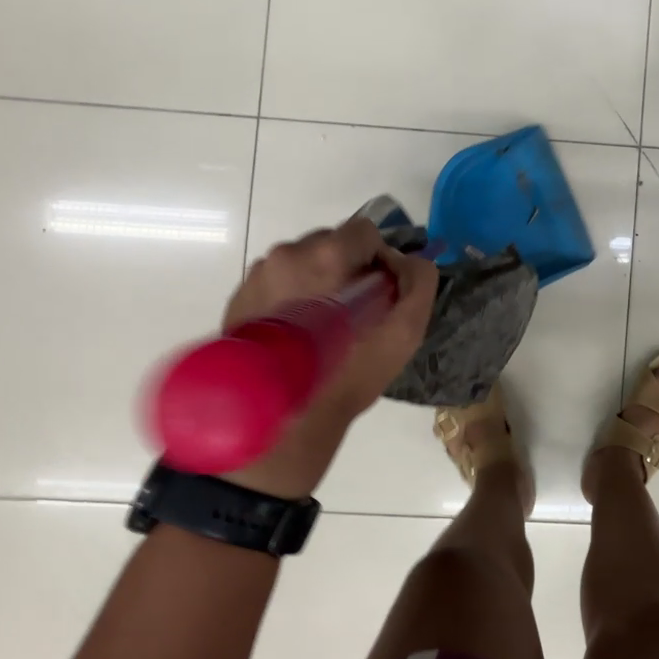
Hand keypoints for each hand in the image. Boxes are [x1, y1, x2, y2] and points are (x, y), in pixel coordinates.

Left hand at [218, 216, 437, 497]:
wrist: (281, 427)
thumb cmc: (349, 374)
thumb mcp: (405, 331)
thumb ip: (419, 282)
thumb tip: (408, 260)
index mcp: (326, 254)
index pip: (364, 232)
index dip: (381, 260)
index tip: (381, 294)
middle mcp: (286, 254)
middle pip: (331, 244)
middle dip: (348, 269)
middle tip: (356, 312)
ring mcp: (257, 276)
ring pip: (303, 263)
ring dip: (320, 283)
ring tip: (325, 328)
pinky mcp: (239, 299)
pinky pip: (278, 283)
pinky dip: (293, 298)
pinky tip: (299, 336)